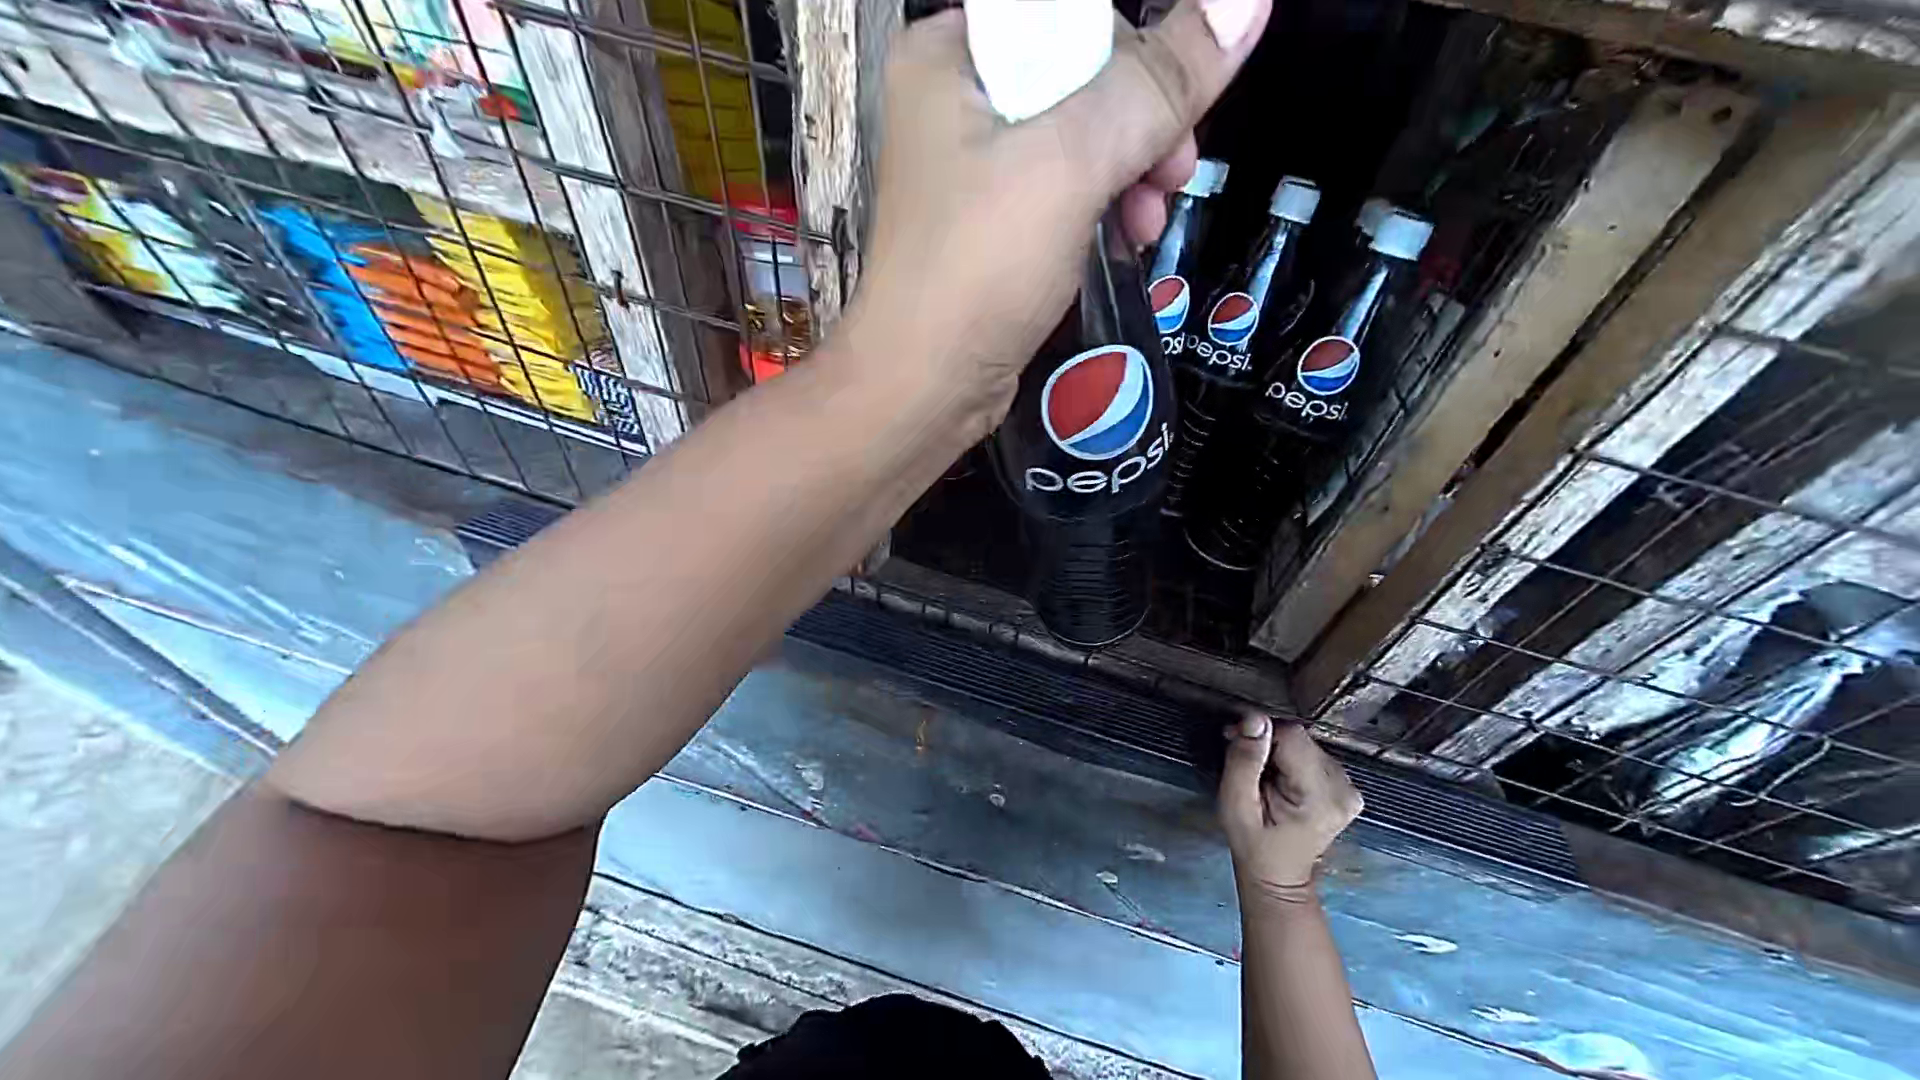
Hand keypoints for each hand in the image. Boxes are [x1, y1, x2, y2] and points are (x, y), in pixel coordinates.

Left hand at [846, 0, 1270, 435]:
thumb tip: (1246, 0)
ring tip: (1149, 226)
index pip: (1065, 19)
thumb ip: (1157, 84)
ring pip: (1075, 145)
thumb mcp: (1071, 164)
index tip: (1167, 111)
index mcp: (948, 59)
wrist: (925, 388)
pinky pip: (1059, 197)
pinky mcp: (988, 232)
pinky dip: (1098, 214)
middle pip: (1077, 79)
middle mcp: (953, 107)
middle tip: (1174, 174)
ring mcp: (969, 176)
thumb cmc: (980, 269)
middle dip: (1138, 128)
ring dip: (1129, 177)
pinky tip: (1125, 243)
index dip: (1128, 57)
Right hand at [1219, 714, 1363, 896]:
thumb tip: (1254, 718)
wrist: (1278, 876)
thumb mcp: (1235, 803)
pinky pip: (1311, 753)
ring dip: (1277, 749)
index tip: (1236, 743)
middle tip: (1244, 762)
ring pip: (1304, 742)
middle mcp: (1344, 788)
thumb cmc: (1253, 843)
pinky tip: (1277, 776)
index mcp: (1322, 797)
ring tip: (1259, 773)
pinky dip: (1289, 757)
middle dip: (1267, 741)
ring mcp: (1350, 788)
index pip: (1292, 735)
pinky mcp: (1346, 786)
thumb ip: (1244, 760)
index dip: (1259, 733)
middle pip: (1299, 737)